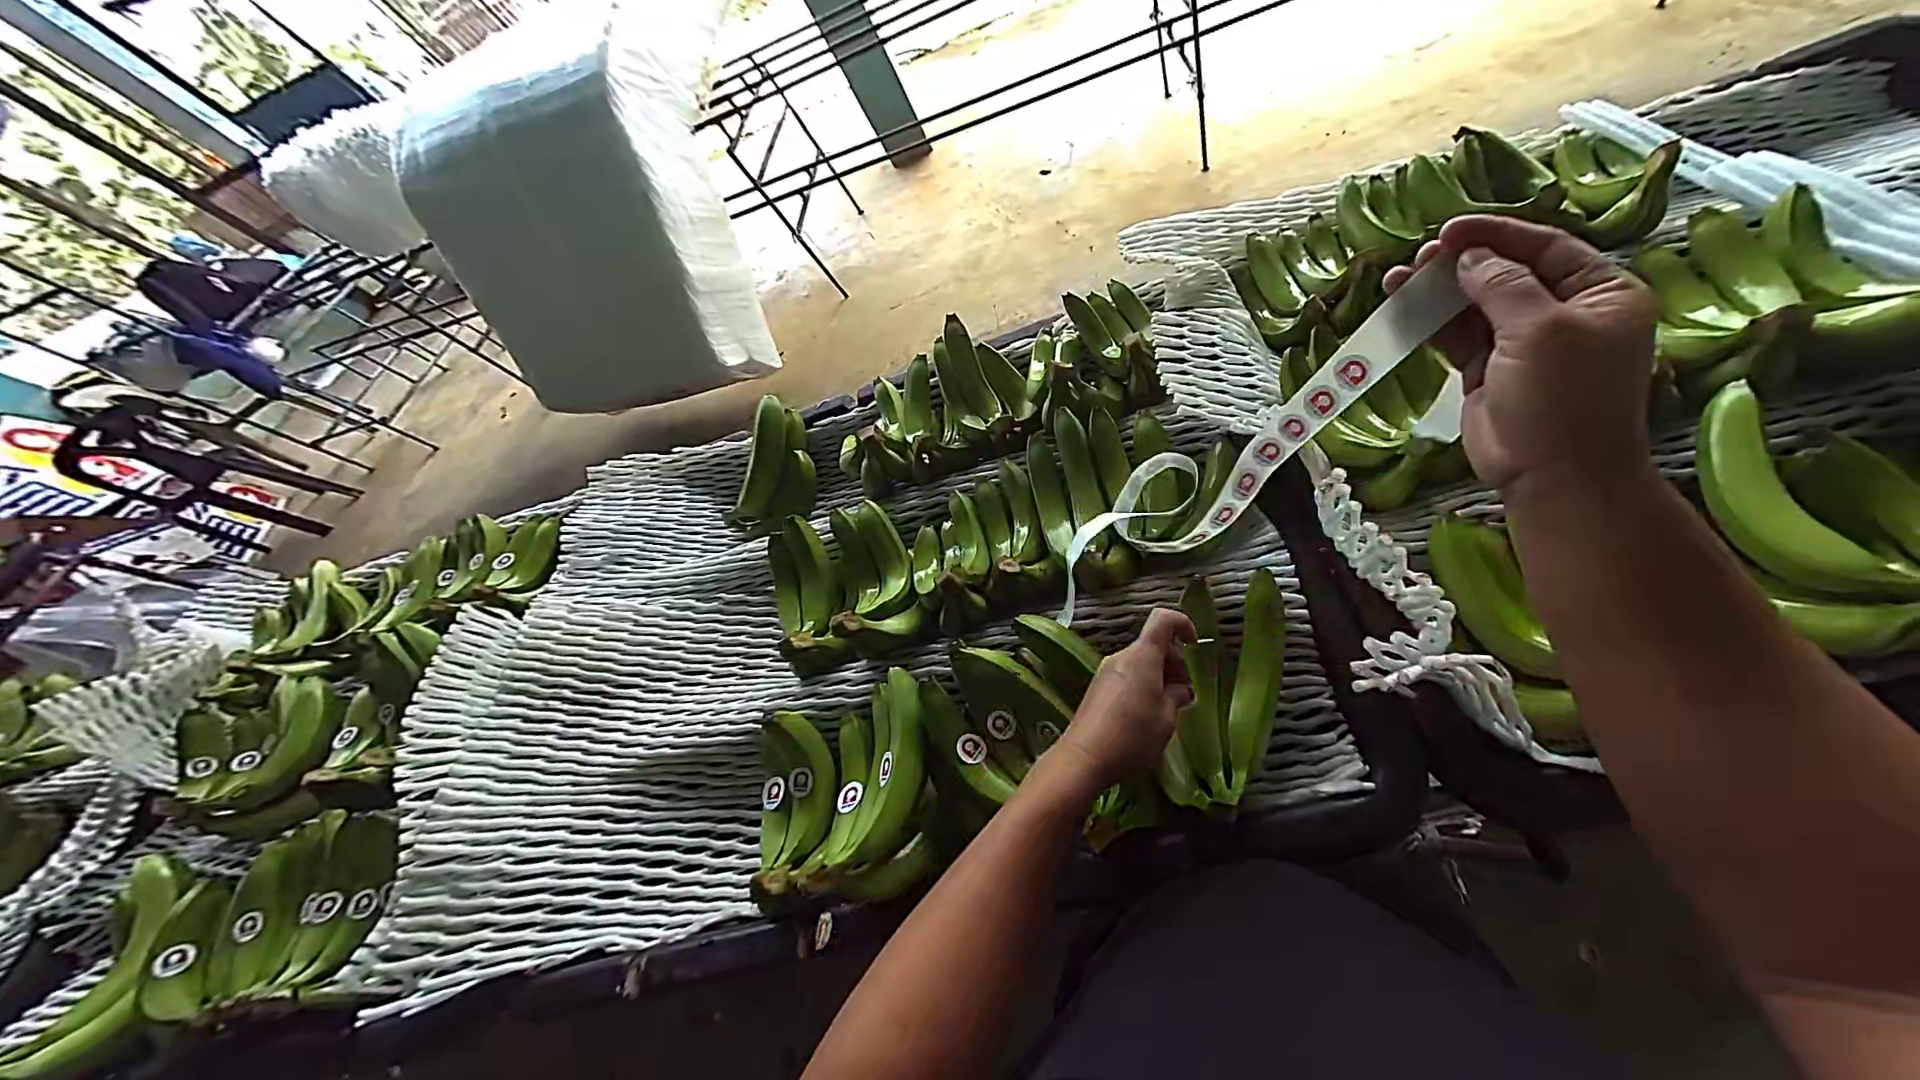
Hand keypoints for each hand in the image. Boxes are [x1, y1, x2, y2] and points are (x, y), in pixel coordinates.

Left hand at [1051, 608, 1195, 791]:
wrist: (1083, 758)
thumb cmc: (1131, 737)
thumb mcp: (1166, 719)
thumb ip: (1177, 696)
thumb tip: (1181, 689)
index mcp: (1142, 657)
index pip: (1163, 620)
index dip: (1183, 624)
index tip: (1195, 644)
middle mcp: (1122, 657)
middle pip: (1154, 644)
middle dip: (1175, 662)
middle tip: (1183, 694)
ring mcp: (1107, 671)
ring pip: (1141, 661)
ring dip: (1159, 675)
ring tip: (1167, 709)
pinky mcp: (1098, 687)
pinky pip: (1127, 675)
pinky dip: (1143, 684)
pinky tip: (1146, 714)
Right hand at [1383, 215, 1659, 498]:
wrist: (1551, 473)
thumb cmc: (1562, 399)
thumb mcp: (1541, 331)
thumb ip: (1504, 287)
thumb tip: (1469, 257)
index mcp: (1598, 294)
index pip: (1546, 248)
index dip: (1497, 235)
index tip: (1450, 229)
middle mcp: (1560, 314)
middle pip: (1504, 274)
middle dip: (1461, 264)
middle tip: (1421, 256)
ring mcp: (1520, 345)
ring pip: (1473, 307)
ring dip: (1437, 293)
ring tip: (1401, 278)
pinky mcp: (1485, 371)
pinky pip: (1455, 338)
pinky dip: (1430, 324)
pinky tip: (1404, 310)